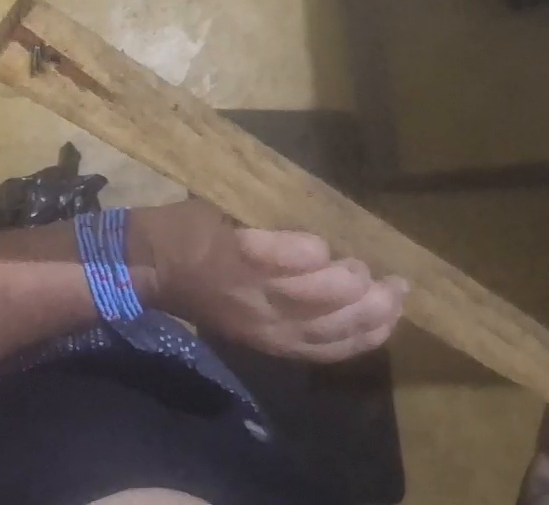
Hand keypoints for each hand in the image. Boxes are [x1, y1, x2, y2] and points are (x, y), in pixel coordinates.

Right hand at [138, 198, 406, 362]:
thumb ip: (264, 206)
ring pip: (331, 329)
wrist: (151, 271)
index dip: (322, 252)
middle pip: (322, 299)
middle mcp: (256, 295)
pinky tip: (381, 327)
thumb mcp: (216, 200)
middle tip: (383, 270)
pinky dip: (357, 340)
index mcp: (239, 252)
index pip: (294, 257)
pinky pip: (323, 350)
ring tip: (398, 296)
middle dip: (360, 285)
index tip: (339, 240)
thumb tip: (313, 198)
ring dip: (372, 315)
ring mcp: (265, 326)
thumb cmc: (186, 225)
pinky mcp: (269, 344)